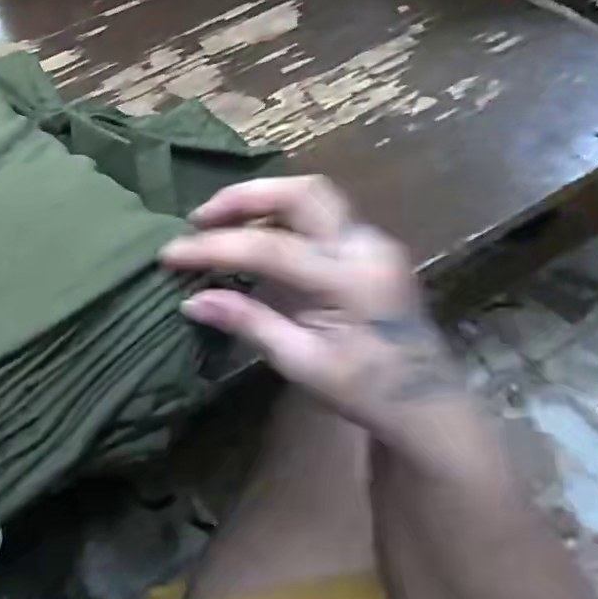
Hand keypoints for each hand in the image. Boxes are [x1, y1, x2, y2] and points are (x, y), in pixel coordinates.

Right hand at [161, 177, 472, 446]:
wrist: (428, 405)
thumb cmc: (365, 390)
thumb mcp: (300, 363)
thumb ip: (248, 323)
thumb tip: (191, 300)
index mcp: (352, 281)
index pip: (269, 248)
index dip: (212, 248)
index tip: (169, 255)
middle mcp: (366, 248)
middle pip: (302, 193)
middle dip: (242, 198)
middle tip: (198, 219)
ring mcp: (369, 243)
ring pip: (309, 195)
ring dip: (257, 201)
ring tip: (214, 222)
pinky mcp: (363, 248)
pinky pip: (314, 214)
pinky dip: (273, 215)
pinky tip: (246, 235)